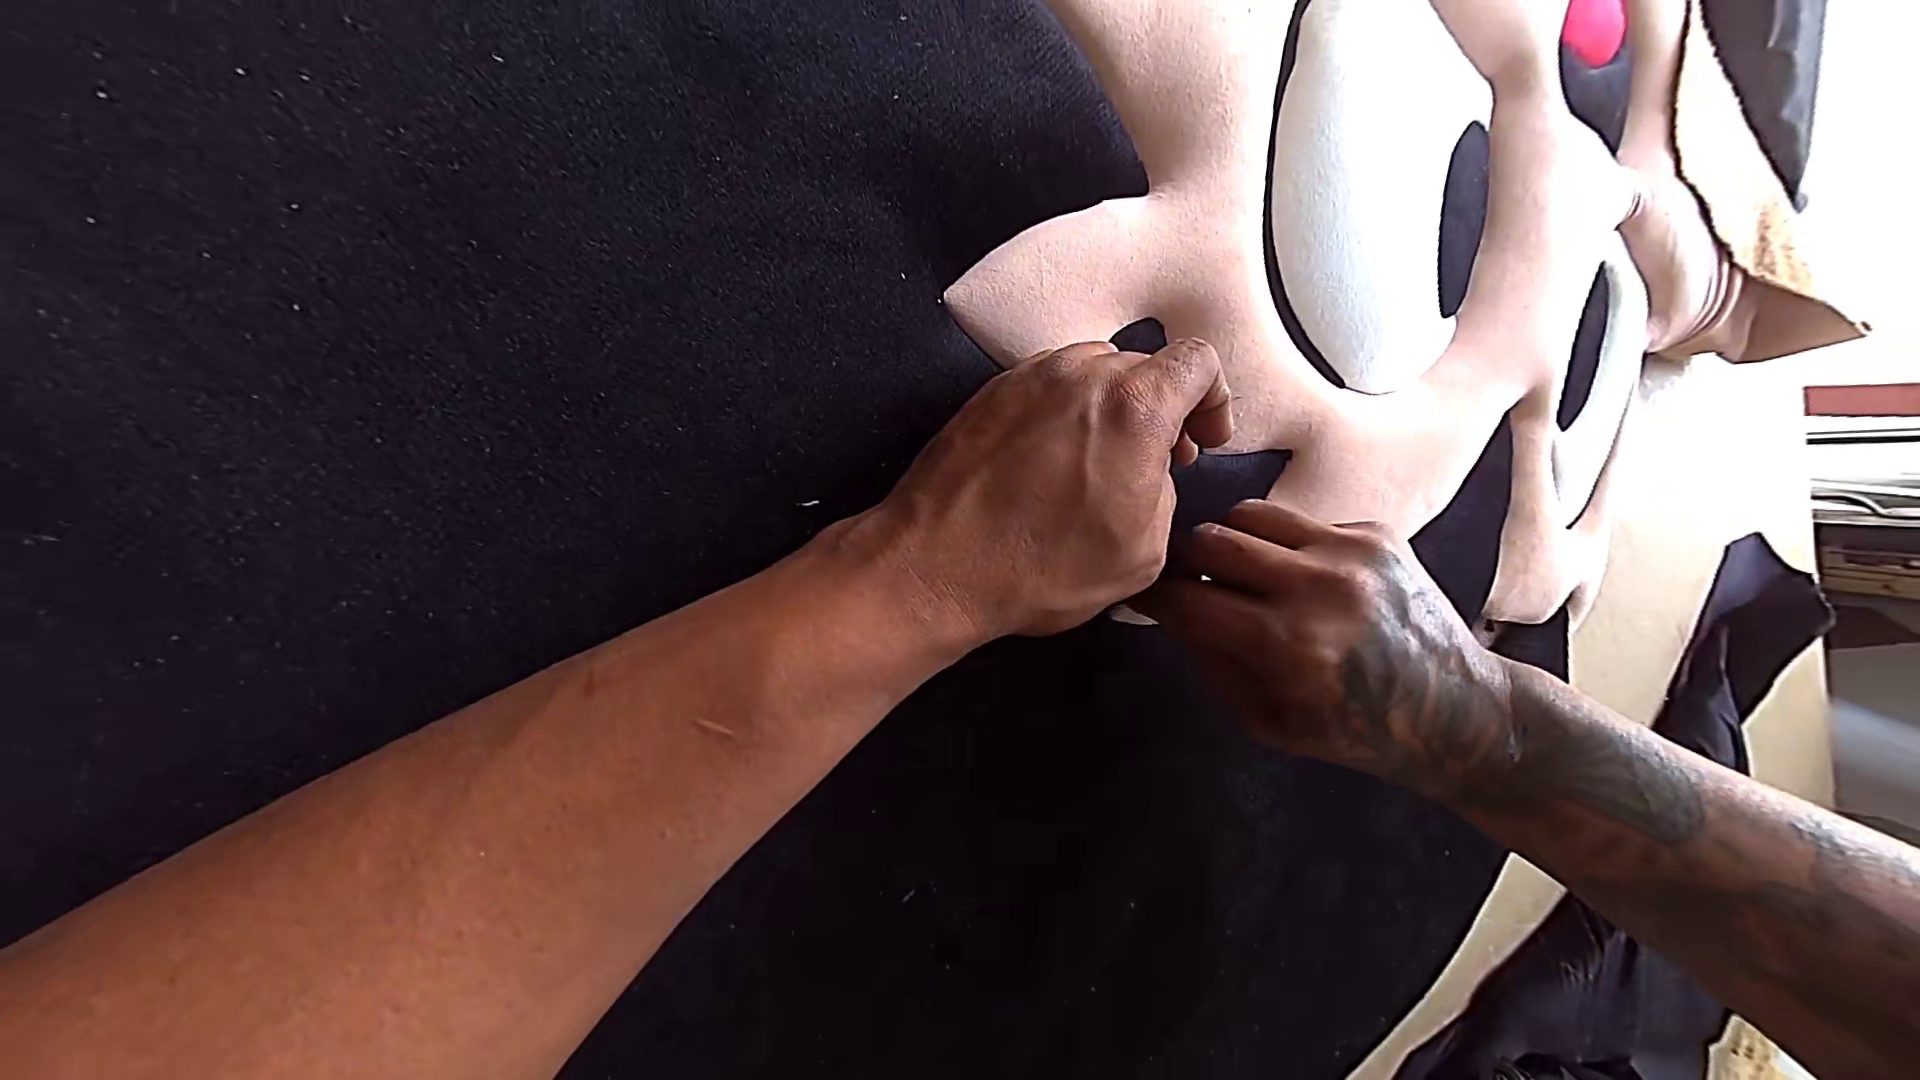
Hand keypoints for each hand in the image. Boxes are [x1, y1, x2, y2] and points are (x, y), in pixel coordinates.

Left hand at [870, 339, 1230, 640]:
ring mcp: (1025, 379)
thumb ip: (1164, 491)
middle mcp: (1078, 375)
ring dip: (1109, 408)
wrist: (936, 566)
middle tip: (1155, 461)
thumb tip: (1151, 470)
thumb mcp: (1140, 551)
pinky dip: (1063, 411)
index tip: (1202, 438)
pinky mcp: (988, 395)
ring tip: (1099, 460)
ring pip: (1091, 373)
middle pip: (1142, 368)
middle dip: (1161, 410)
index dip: (1213, 399)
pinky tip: (1050, 459)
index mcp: (1131, 406)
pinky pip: (1044, 387)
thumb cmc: (1038, 567)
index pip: (1197, 361)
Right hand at [1133, 500, 1514, 802]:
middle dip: (1185, 563)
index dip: (1151, 597)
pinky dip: (1278, 544)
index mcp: (1289, 646)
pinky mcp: (1376, 533)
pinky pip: (1294, 521)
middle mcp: (1319, 587)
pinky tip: (1297, 575)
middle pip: (1208, 540)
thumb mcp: (1262, 721)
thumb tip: (1172, 610)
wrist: (1461, 712)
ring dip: (1228, 543)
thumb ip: (1208, 661)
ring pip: (1247, 514)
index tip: (1140, 597)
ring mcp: (1352, 552)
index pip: (1187, 601)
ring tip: (1240, 573)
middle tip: (1190, 583)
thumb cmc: (1352, 730)